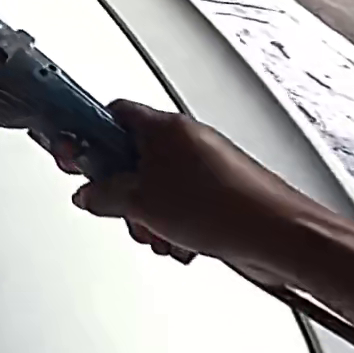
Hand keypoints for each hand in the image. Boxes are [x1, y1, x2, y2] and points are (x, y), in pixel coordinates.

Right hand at [72, 101, 329, 280]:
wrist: (283, 239)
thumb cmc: (225, 208)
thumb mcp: (139, 202)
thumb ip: (101, 194)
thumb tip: (88, 194)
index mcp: (162, 126)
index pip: (108, 113)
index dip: (84, 131)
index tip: (70, 148)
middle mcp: (183, 138)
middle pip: (128, 152)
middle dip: (117, 184)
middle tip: (114, 202)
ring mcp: (203, 163)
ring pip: (152, 180)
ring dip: (143, 208)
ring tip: (153, 229)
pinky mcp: (219, 188)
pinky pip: (178, 197)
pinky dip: (170, 218)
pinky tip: (176, 239)